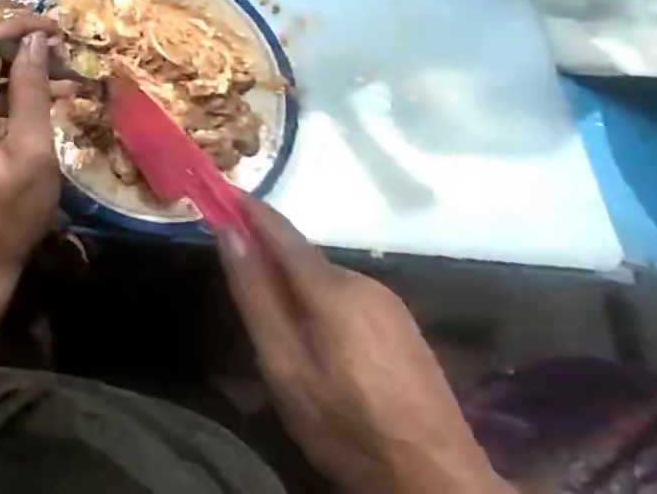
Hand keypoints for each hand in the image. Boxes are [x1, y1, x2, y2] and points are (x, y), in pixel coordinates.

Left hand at [0, 16, 62, 287]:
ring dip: (22, 77)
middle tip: (70, 59)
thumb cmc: (7, 213)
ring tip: (67, 81)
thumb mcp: (32, 151)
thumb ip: (31, 90)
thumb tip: (34, 40)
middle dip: (27, 53)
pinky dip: (10, 99)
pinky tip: (43, 105)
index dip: (22, 27)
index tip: (59, 28)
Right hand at [221, 202, 512, 493]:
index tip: (217, 191)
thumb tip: (227, 230)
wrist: (439, 486)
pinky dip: (319, 302)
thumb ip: (253, 292)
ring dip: (293, 284)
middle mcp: (364, 282)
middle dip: (266, 256)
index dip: (245, 208)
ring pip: (323, 279)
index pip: (278, 229)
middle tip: (236, 280)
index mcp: (332, 287)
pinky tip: (317, 342)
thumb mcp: (282, 362)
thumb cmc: (344, 424)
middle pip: (300, 256)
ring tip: (275, 323)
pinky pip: (346, 297)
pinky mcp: (404, 328)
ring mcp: (390, 305)